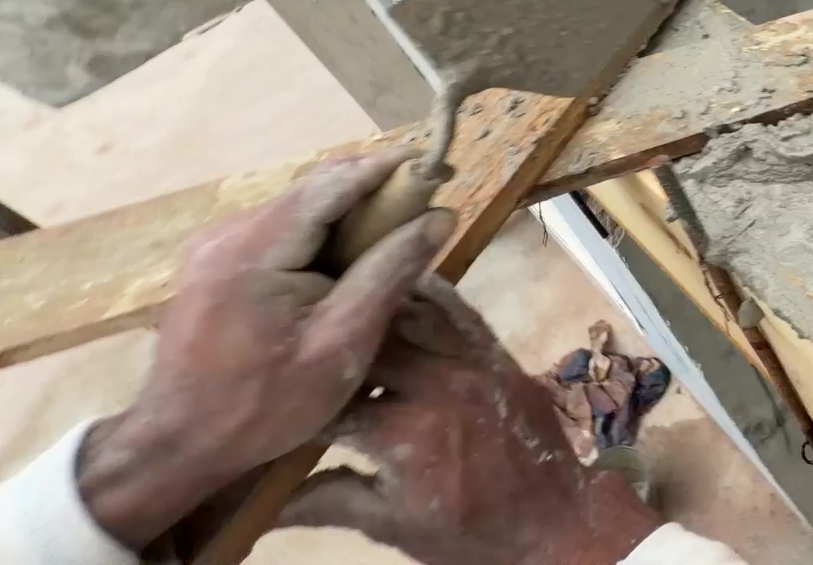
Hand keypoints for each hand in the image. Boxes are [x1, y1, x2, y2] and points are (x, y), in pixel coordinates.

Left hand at [75, 150, 453, 549]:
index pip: (333, 184)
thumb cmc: (264, 405)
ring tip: (404, 229)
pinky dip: (335, 224)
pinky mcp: (223, 257)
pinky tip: (361, 252)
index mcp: (253, 253)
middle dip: (379, 186)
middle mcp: (228, 234)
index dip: (390, 168)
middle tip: (430, 205)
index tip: (440, 165)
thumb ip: (391, 271)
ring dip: (359, 206)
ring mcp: (220, 243)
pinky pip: (293, 220)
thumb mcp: (344, 342)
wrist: (175, 450)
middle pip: (319, 183)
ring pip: (309, 198)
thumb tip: (442, 216)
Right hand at [277, 278, 662, 564]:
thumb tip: (260, 502)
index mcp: (407, 432)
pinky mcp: (498, 353)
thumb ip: (330, 500)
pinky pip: (462, 313)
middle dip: (333, 336)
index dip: (295, 401)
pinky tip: (404, 284)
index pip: (333, 403)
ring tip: (339, 293)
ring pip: (420, 315)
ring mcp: (475, 362)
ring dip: (379, 305)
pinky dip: (433, 295)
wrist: (552, 512)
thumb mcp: (392, 524)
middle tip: (295, 329)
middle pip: (375, 344)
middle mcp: (442, 384)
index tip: (265, 393)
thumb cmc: (469, 530)